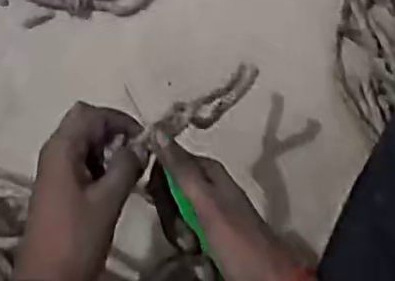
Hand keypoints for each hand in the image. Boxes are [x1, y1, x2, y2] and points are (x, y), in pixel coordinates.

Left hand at [14, 104, 145, 280]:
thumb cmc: (75, 238)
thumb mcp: (106, 202)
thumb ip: (126, 167)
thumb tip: (142, 144)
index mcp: (62, 146)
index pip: (93, 113)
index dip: (120, 120)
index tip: (145, 139)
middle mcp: (54, 149)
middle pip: (85, 121)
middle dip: (112, 131)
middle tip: (135, 152)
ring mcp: (53, 167)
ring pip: (82, 140)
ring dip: (105, 148)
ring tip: (127, 170)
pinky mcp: (56, 185)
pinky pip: (79, 159)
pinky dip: (97, 162)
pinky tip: (111, 184)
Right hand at [158, 142, 307, 280]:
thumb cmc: (238, 240)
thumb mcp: (207, 203)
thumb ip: (181, 169)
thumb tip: (157, 130)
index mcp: (208, 171)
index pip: (167, 163)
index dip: (158, 184)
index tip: (156, 203)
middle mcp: (209, 188)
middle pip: (171, 197)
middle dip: (173, 221)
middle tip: (188, 240)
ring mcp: (212, 216)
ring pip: (178, 223)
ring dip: (183, 241)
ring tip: (198, 254)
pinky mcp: (214, 241)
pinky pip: (190, 242)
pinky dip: (195, 257)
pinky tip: (207, 266)